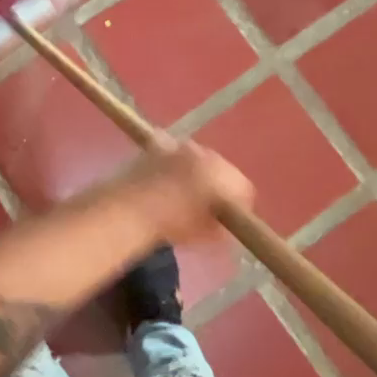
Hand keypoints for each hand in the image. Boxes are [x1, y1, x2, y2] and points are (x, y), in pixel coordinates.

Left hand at [126, 135, 255, 243]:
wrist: (132, 208)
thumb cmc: (174, 224)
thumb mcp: (205, 233)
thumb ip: (221, 227)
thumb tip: (223, 226)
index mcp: (225, 175)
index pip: (244, 189)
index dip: (239, 206)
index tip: (230, 219)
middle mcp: (208, 154)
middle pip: (222, 169)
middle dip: (218, 186)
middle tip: (206, 206)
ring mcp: (182, 145)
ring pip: (199, 158)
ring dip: (196, 171)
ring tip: (184, 192)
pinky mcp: (159, 143)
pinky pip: (174, 150)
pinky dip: (174, 161)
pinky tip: (165, 177)